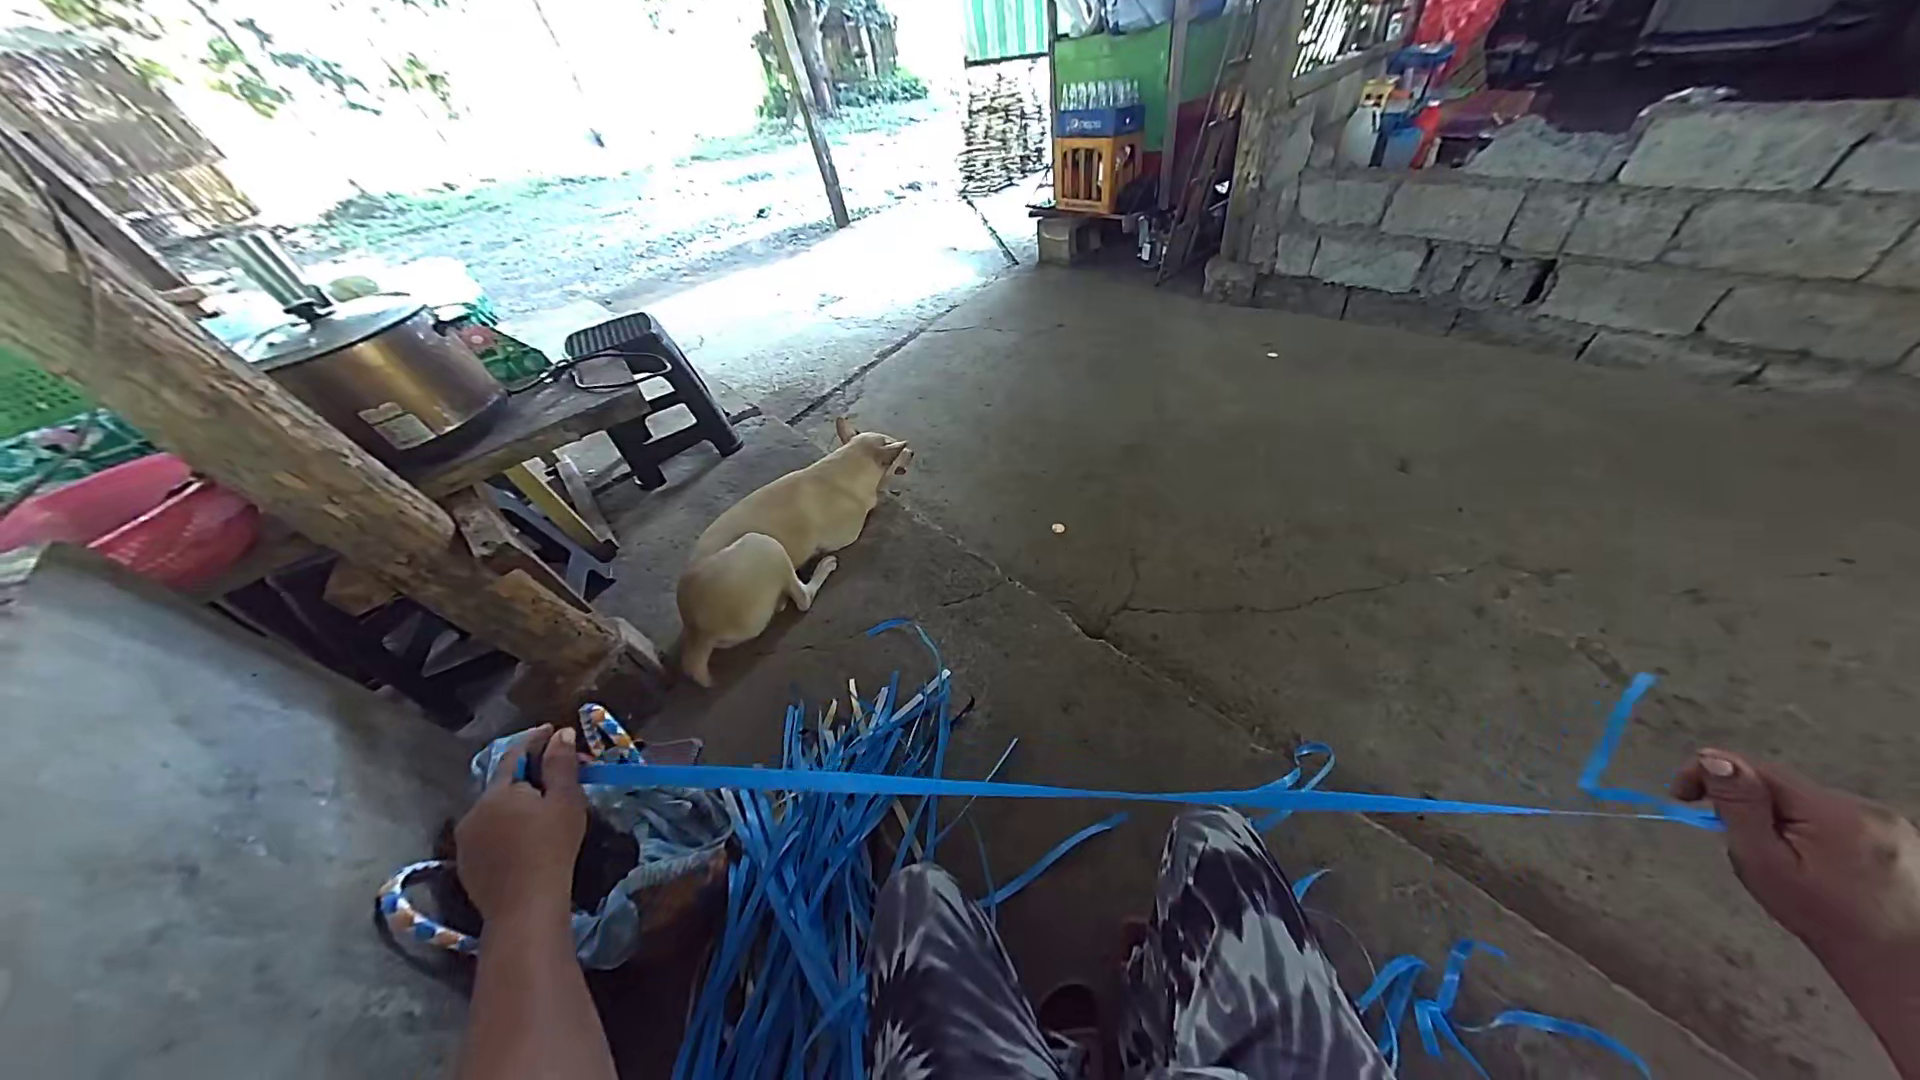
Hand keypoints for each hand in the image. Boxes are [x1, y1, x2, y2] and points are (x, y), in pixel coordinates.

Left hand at [455, 724, 586, 924]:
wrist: (524, 906)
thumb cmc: (552, 846)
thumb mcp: (565, 801)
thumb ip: (560, 764)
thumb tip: (560, 733)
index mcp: (498, 792)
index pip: (515, 754)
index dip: (536, 739)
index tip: (554, 730)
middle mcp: (473, 810)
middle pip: (503, 781)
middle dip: (529, 772)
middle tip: (558, 773)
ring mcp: (465, 838)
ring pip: (495, 807)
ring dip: (517, 799)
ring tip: (544, 804)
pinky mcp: (465, 862)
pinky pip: (488, 829)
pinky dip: (507, 822)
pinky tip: (525, 833)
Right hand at [1671, 749, 1919, 962]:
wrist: (1898, 964)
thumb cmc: (1818, 914)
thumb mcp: (1762, 859)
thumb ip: (1737, 805)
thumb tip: (1714, 759)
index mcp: (1833, 811)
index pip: (1753, 768)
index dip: (1708, 774)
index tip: (1680, 796)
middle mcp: (1867, 808)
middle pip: (1780, 785)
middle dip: (1745, 803)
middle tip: (1733, 837)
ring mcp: (1891, 824)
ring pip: (1803, 801)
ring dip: (1775, 816)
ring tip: (1775, 853)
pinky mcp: (1898, 838)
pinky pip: (1830, 816)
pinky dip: (1806, 828)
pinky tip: (1810, 859)